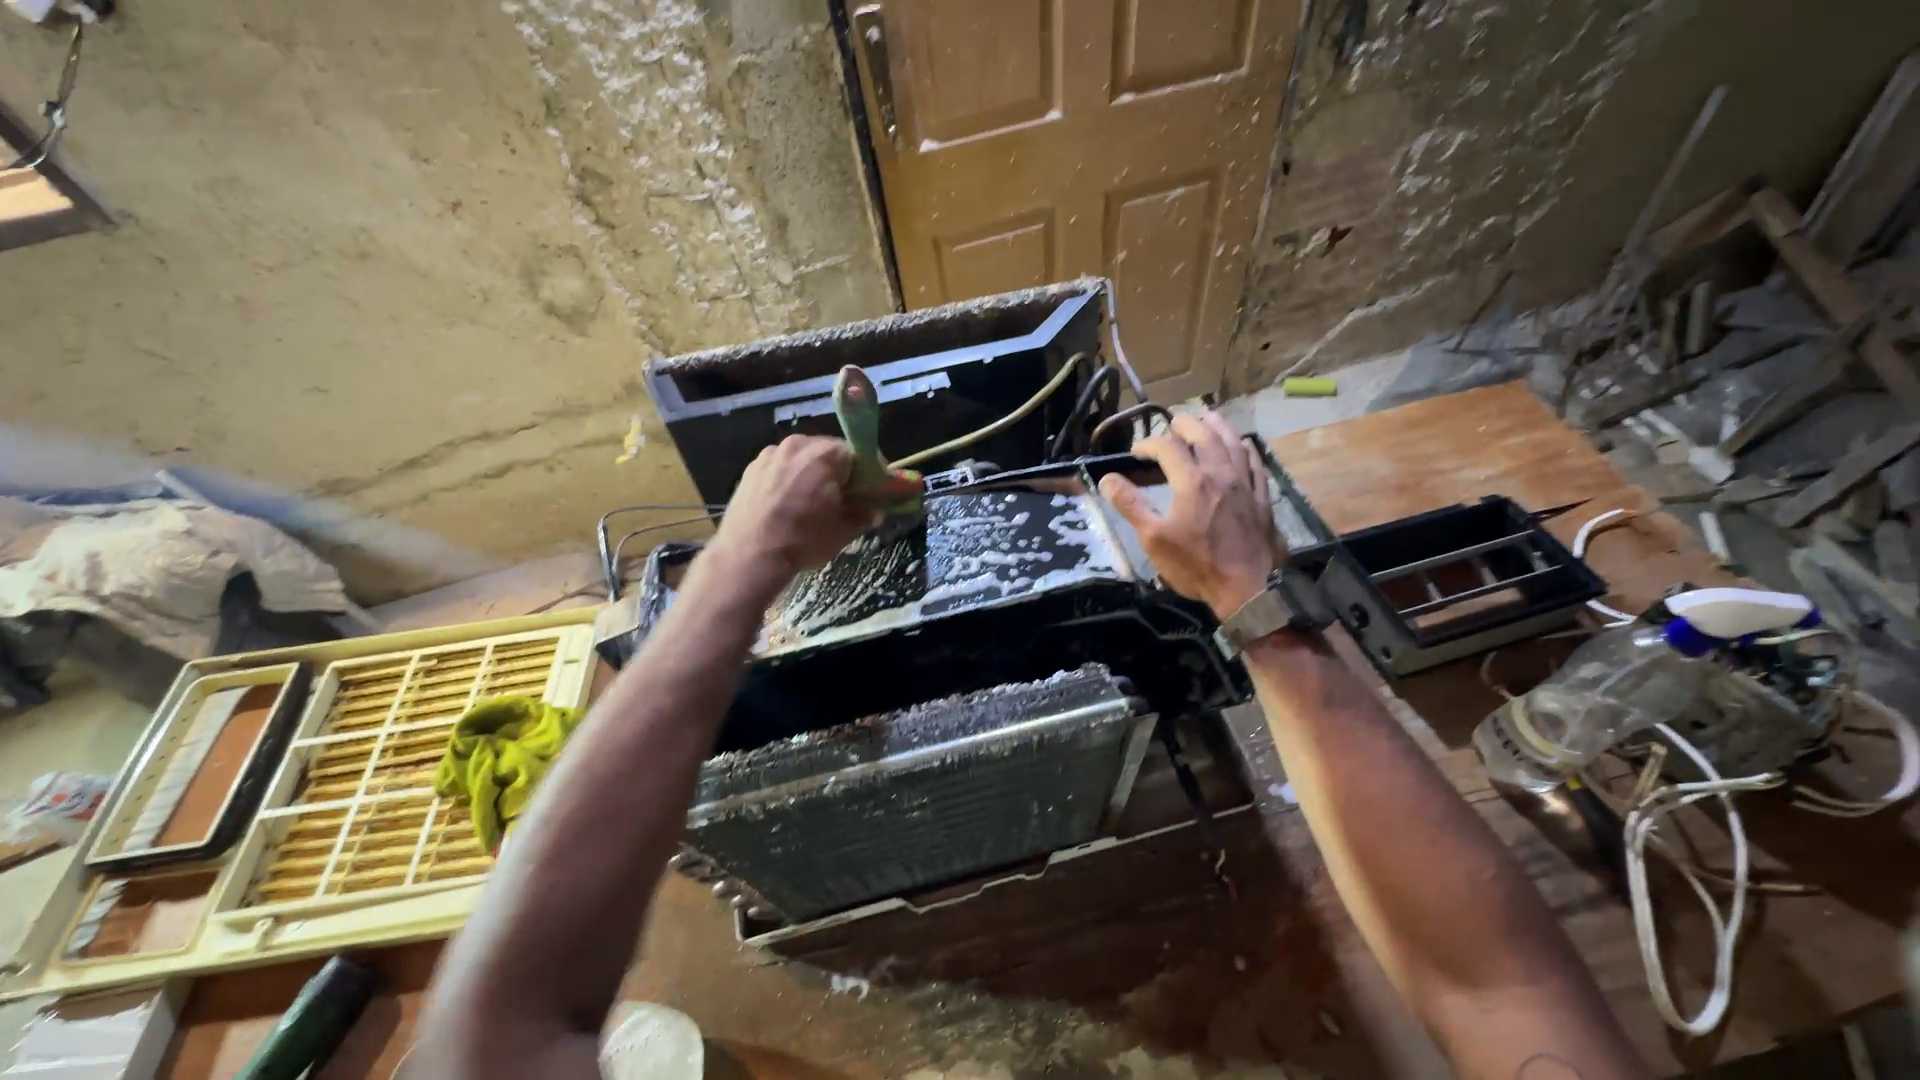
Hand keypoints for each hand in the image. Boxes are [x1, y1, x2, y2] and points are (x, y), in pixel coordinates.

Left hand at [707, 436, 882, 589]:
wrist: (748, 555)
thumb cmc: (802, 540)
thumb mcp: (842, 532)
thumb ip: (863, 516)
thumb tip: (875, 512)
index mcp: (826, 454)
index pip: (858, 455)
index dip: (867, 475)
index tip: (869, 493)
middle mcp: (798, 444)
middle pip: (828, 452)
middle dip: (838, 472)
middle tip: (842, 499)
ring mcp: (770, 454)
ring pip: (802, 458)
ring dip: (812, 474)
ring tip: (812, 502)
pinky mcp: (751, 467)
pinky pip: (780, 467)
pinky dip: (789, 479)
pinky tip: (787, 503)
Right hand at [1098, 412, 1284, 619]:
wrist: (1247, 588)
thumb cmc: (1196, 565)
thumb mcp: (1154, 539)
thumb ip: (1131, 505)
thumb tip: (1108, 479)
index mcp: (1192, 481)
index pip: (1168, 447)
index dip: (1149, 443)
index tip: (1136, 452)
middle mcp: (1221, 473)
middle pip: (1204, 434)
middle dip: (1185, 424)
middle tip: (1172, 423)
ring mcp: (1245, 483)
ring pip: (1233, 442)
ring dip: (1217, 426)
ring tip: (1206, 419)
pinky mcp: (1262, 497)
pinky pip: (1255, 463)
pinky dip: (1244, 448)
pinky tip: (1241, 446)